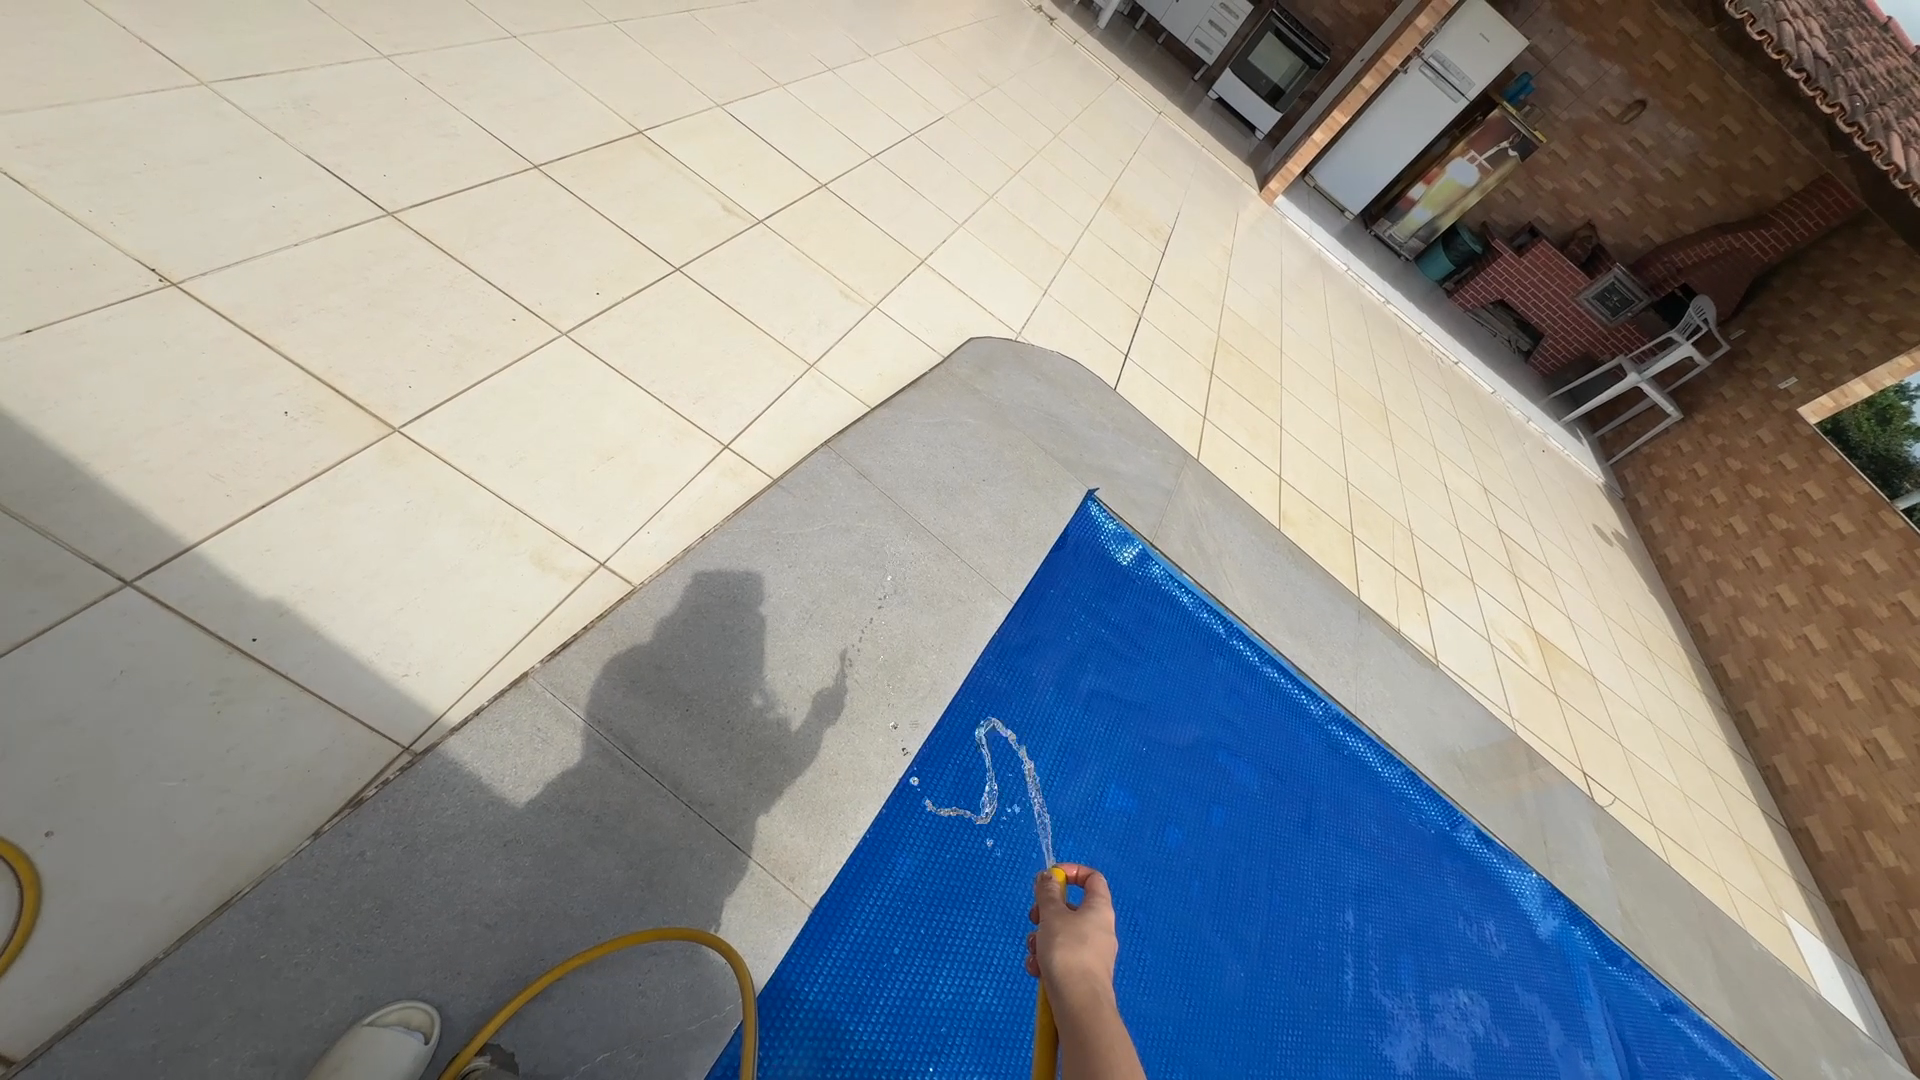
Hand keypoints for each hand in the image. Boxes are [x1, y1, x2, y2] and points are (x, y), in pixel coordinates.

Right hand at [1026, 864, 1145, 1079]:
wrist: (1079, 1005)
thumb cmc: (1067, 951)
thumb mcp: (1052, 914)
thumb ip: (1047, 892)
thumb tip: (1048, 875)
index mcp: (1099, 908)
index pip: (1092, 878)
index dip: (1071, 872)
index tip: (1049, 878)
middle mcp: (1099, 928)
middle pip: (1070, 908)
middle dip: (1046, 912)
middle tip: (1034, 918)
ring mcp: (1092, 954)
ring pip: (1061, 934)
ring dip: (1041, 939)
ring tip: (1035, 951)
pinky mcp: (1082, 975)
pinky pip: (1061, 957)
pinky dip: (1046, 960)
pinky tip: (1037, 970)